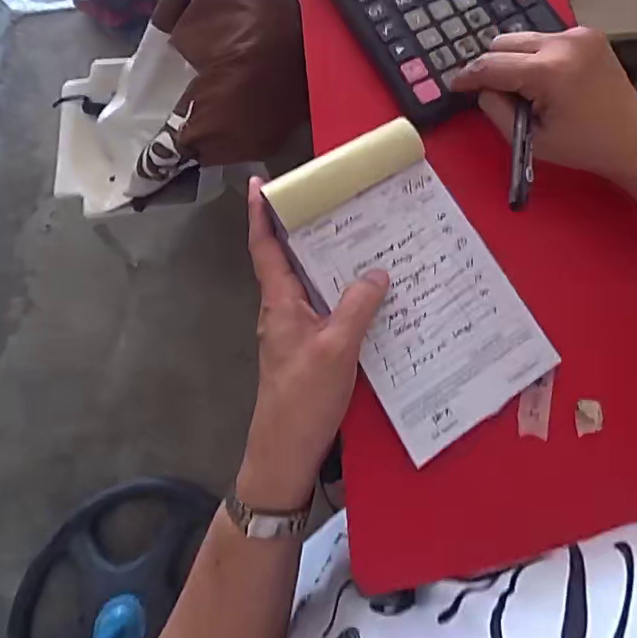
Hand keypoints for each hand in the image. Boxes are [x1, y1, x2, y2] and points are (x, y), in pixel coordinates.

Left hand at [238, 177, 388, 510]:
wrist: (286, 453)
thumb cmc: (302, 398)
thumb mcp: (336, 348)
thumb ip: (357, 306)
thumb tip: (377, 272)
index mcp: (279, 302)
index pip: (265, 248)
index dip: (261, 215)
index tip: (259, 184)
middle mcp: (283, 308)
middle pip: (290, 258)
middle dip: (305, 226)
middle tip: (333, 200)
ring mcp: (296, 328)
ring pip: (311, 281)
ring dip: (328, 258)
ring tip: (359, 235)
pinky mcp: (310, 345)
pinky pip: (326, 305)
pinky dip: (342, 289)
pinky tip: (370, 290)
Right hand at [448, 27, 636, 189]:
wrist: (634, 138)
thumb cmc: (585, 146)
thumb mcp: (532, 140)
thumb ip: (497, 111)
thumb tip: (482, 89)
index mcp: (550, 72)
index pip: (492, 65)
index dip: (468, 76)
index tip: (456, 85)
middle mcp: (564, 44)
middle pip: (503, 43)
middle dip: (493, 67)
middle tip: (496, 93)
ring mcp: (578, 35)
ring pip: (522, 38)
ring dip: (514, 60)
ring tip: (526, 89)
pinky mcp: (587, 34)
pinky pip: (545, 39)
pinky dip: (536, 56)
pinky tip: (547, 81)